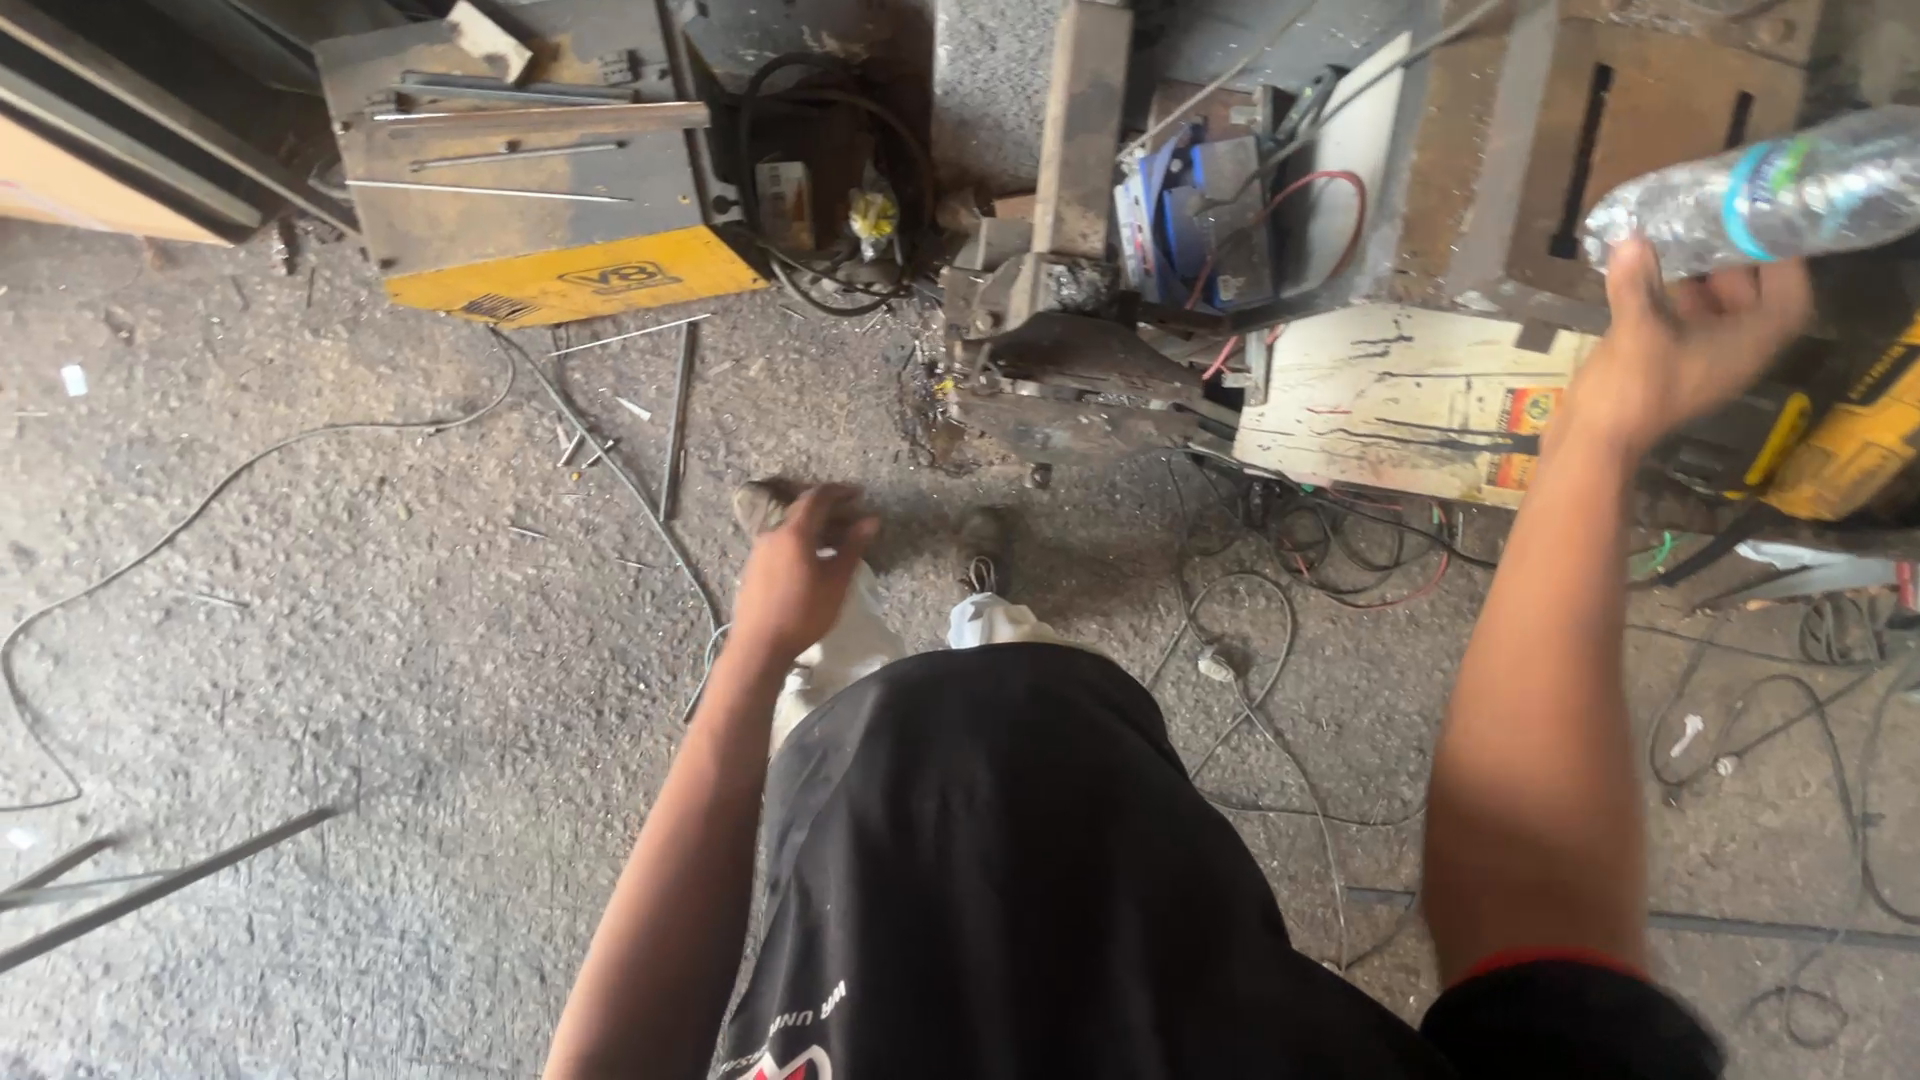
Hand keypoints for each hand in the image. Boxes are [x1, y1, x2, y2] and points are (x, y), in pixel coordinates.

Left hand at [728, 484, 879, 665]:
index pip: (817, 497)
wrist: (759, 646)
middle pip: (803, 510)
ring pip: (792, 527)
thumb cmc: (803, 613)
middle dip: (831, 510)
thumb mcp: (836, 581)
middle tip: (855, 519)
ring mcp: (761, 550)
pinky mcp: (756, 567)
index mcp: (794, 532)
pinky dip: (804, 541)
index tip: (860, 494)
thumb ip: (853, 547)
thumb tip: (870, 520)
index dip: (840, 491)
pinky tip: (816, 560)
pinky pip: (783, 542)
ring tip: (840, 542)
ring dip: (818, 527)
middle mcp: (773, 533)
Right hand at [1556, 235, 1812, 459]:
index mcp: (1749, 345)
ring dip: (1696, 289)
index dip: (1780, 260)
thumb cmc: (1631, 388)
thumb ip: (1636, 284)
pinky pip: (1681, 334)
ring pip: (1711, 319)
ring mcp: (1698, 368)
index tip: (1758, 229)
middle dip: (1732, 269)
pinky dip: (1669, 310)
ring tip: (1673, 255)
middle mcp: (1734, 356)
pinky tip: (1643, 292)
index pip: (1788, 295)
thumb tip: (1631, 239)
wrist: (1593, 443)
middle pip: (1750, 304)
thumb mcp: (1635, 330)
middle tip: (1710, 234)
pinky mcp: (1666, 376)